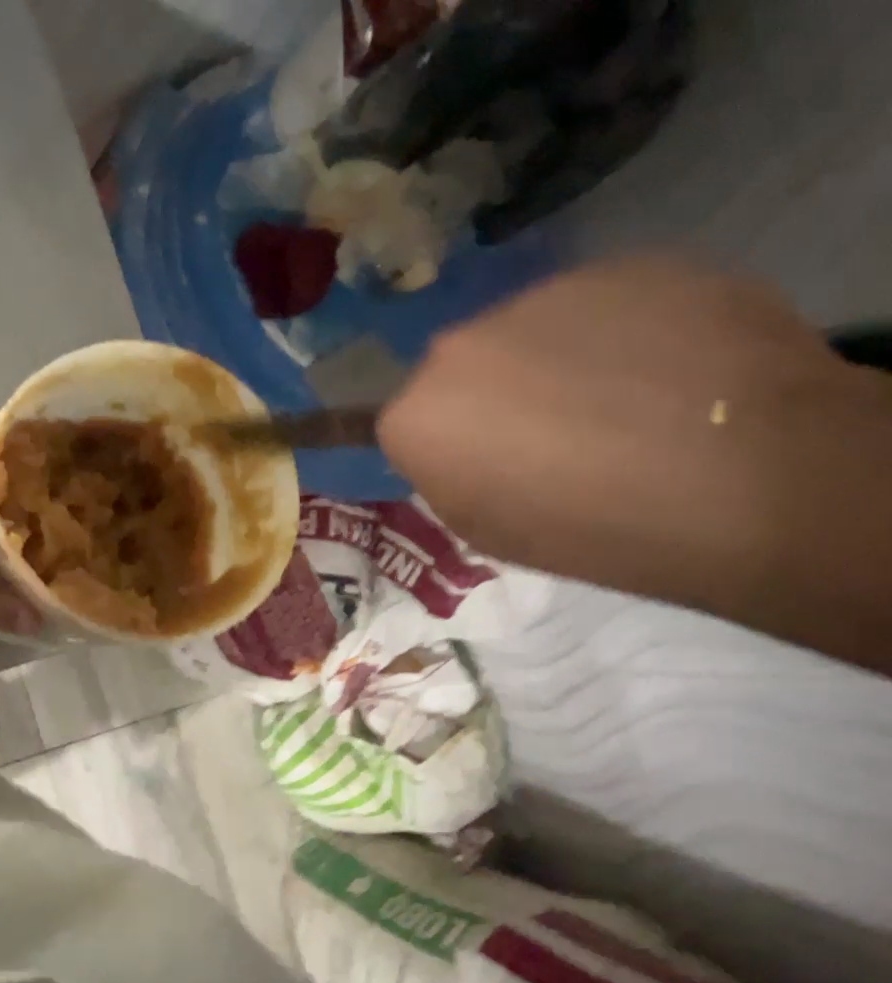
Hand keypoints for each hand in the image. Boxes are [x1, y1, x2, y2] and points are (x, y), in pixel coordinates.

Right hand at [378, 255, 891, 668]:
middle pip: (464, 367)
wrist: (754, 479)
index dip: (455, 445)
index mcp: (414, 416)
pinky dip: (626, 329)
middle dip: (498, 392)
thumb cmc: (597, 530)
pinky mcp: (623, 267)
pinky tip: (675, 367)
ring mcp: (540, 297)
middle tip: (563, 431)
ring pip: (533, 328)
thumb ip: (452, 473)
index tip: (495, 465)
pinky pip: (605, 301)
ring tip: (631, 396)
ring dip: (561, 356)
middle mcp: (456, 346)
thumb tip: (468, 444)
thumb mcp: (487, 529)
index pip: (411, 424)